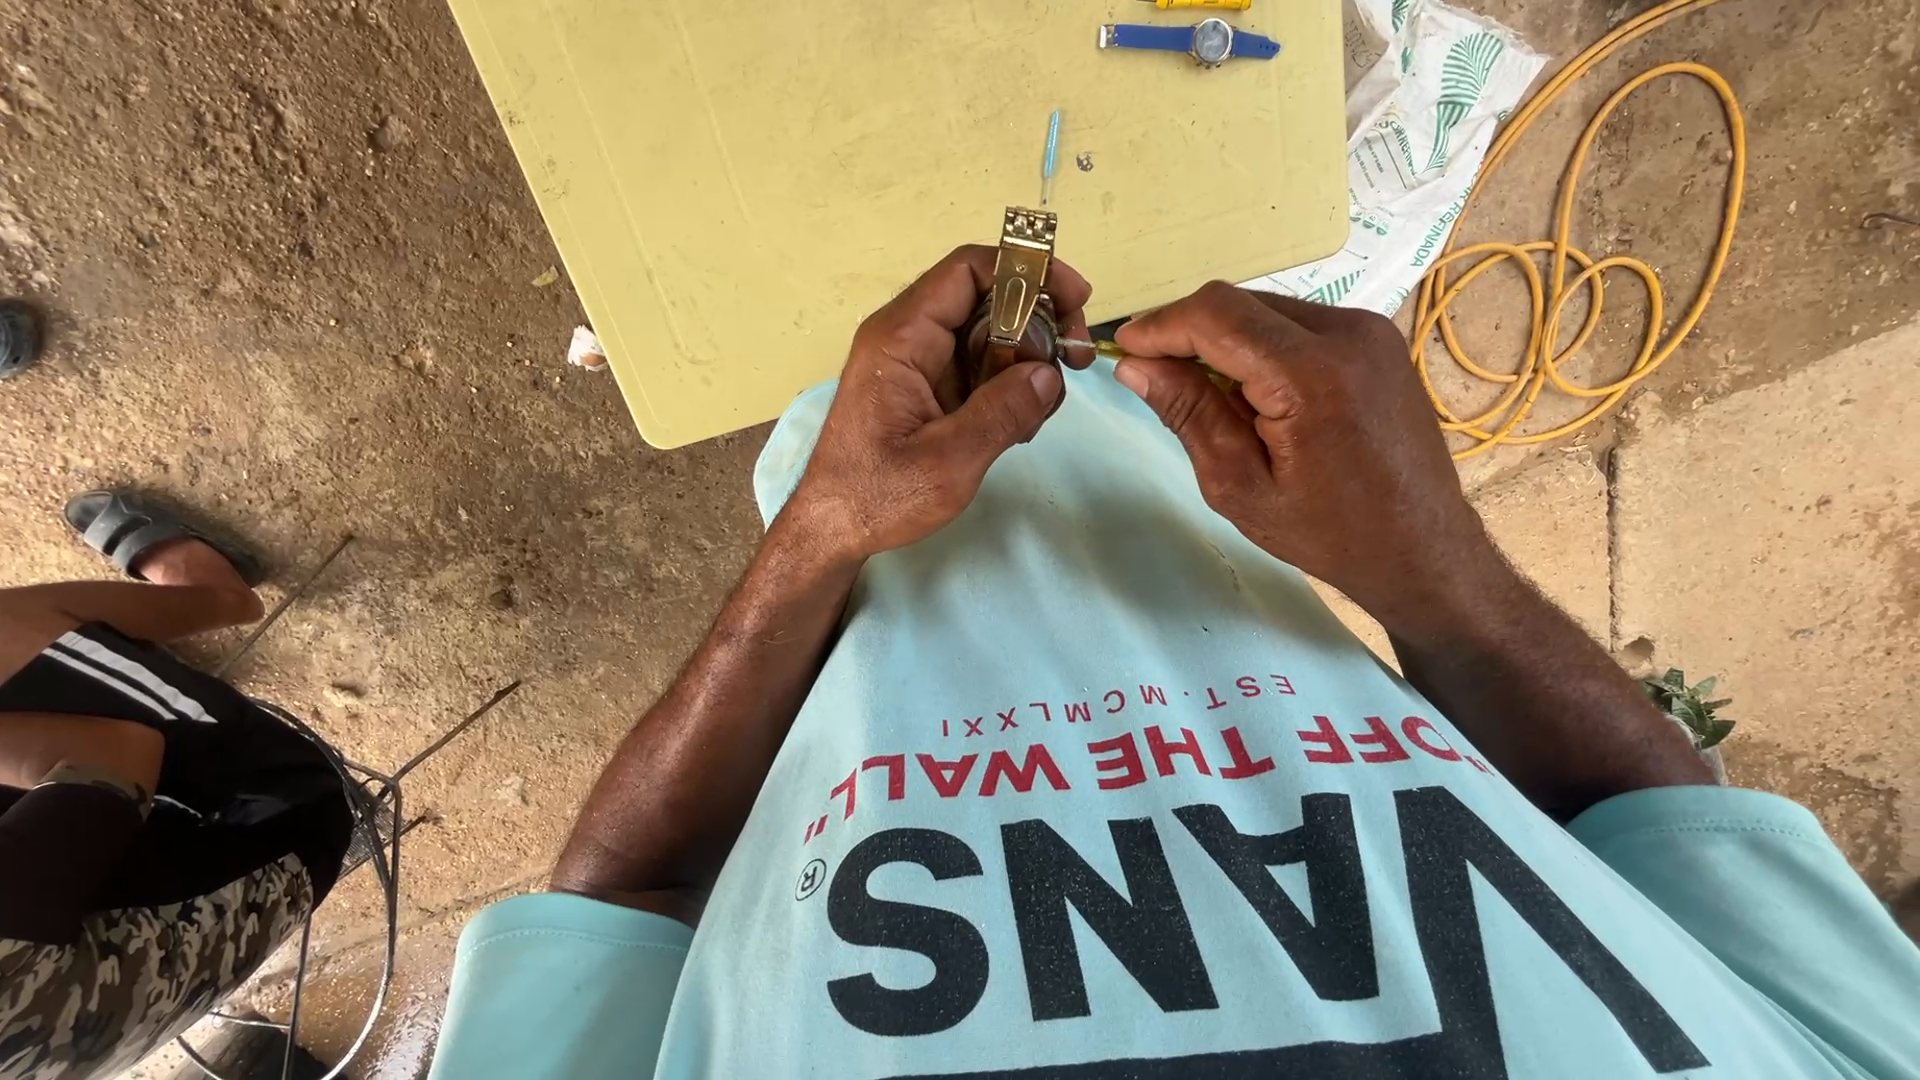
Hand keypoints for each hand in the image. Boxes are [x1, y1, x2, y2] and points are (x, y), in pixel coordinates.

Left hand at [784, 245, 1094, 562]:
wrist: (833, 528)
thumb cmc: (878, 496)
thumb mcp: (948, 461)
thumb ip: (1001, 414)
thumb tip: (1049, 375)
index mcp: (902, 339)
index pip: (968, 270)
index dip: (1027, 271)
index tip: (1074, 299)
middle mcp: (908, 339)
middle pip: (985, 299)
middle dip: (1037, 322)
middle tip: (1072, 362)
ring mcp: (917, 364)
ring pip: (987, 335)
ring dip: (1026, 361)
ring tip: (1040, 410)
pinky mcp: (927, 390)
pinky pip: (977, 368)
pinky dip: (1007, 386)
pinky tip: (1020, 423)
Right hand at [1112, 282, 1502, 637]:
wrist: (1421, 548)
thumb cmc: (1326, 532)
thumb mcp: (1238, 485)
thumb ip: (1188, 414)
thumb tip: (1134, 366)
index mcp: (1312, 374)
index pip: (1217, 315)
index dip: (1160, 326)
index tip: (1121, 350)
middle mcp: (1348, 332)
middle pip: (1240, 304)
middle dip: (1187, 334)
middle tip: (1154, 378)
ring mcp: (1369, 331)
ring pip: (1266, 311)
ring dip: (1222, 341)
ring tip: (1206, 397)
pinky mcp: (1377, 341)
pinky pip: (1296, 325)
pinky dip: (1258, 347)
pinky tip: (1252, 394)